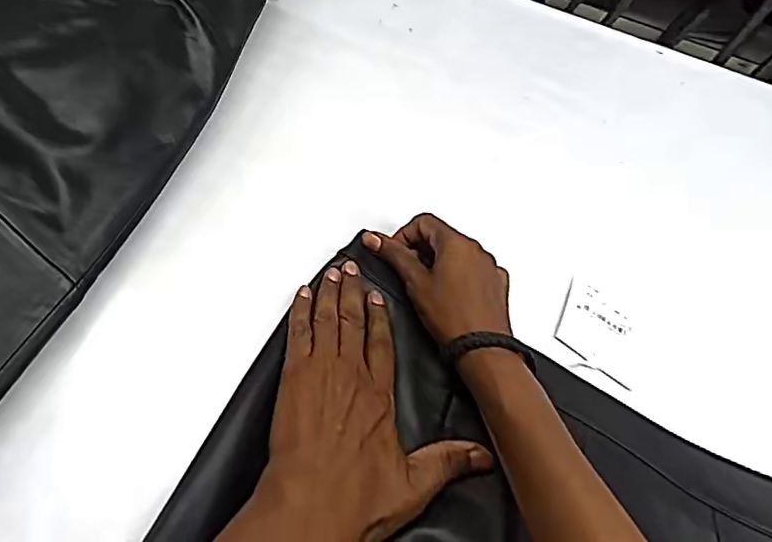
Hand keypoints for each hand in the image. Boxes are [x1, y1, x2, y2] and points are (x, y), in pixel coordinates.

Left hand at [220, 260, 490, 541]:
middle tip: (352, 269)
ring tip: (332, 272)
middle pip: (352, 321)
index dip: (379, 316)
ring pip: (327, 319)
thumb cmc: (352, 497)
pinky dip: (301, 310)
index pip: (381, 342)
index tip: (378, 297)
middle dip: (352, 291)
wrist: (310, 503)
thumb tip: (478, 455)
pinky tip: (302, 295)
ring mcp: (320, 371)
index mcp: (377, 395)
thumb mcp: (412, 485)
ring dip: (329, 292)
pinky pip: (298, 331)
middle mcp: (350, 376)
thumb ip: (446, 462)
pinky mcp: (293, 375)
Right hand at [364, 214, 510, 345]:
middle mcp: (477, 251)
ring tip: (428, 288)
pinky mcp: (496, 286)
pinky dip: (458, 276)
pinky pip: (472, 270)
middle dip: (420, 250)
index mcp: (457, 243)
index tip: (396, 253)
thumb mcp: (414, 282)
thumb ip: (393, 254)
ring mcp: (489, 268)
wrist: (484, 353)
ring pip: (456, 253)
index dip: (404, 235)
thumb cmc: (454, 319)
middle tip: (409, 271)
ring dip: (438, 263)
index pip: (423, 222)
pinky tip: (448, 296)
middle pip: (440, 236)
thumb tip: (375, 238)